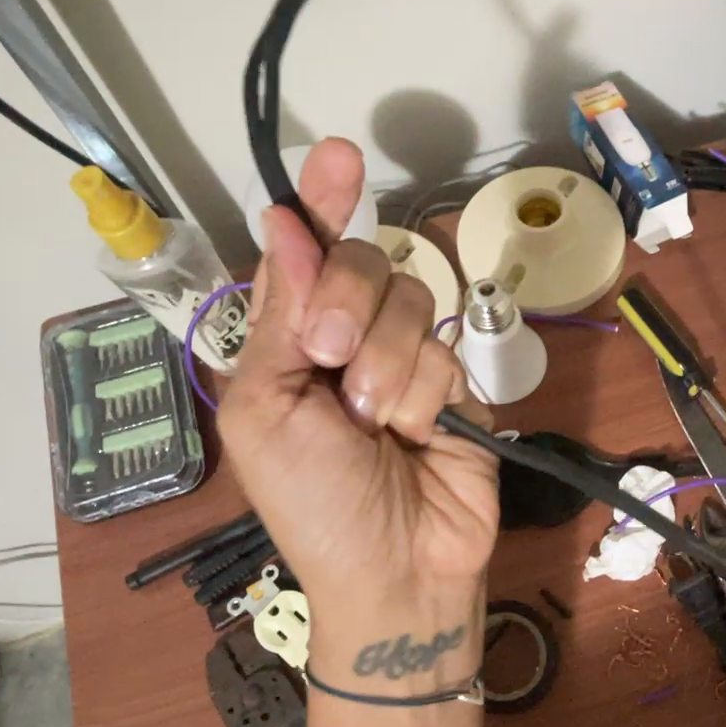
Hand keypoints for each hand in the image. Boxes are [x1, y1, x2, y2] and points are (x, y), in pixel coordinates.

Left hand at [218, 139, 497, 682]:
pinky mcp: (456, 385)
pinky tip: (418, 438)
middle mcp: (349, 338)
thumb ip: (281, 317)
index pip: (306, 253)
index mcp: (290, 343)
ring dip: (384, 367)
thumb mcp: (269, 410)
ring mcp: (406, 360)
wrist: (393, 569)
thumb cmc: (313, 502)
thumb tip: (284, 221)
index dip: (320, 202)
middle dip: (347, 302)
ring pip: (410, 301)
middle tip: (331, 360)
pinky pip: (444, 352)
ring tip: (376, 427)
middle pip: (363, 259)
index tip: (339, 157)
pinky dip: (424, 398)